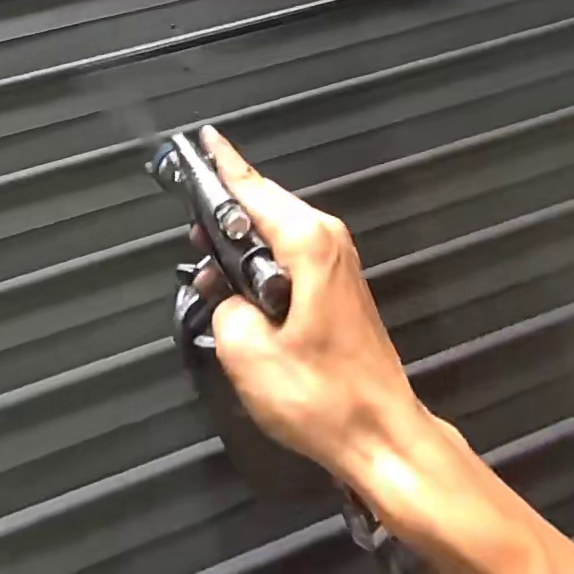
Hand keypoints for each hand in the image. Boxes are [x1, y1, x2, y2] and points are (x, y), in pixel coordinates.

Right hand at [197, 126, 430, 481]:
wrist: (382, 434)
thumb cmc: (323, 396)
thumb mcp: (248, 352)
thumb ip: (223, 305)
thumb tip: (224, 293)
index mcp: (307, 242)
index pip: (252, 189)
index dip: (223, 163)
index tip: (204, 139)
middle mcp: (327, 238)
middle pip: (266, 202)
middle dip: (226, 206)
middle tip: (192, 222)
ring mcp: (338, 257)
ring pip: (279, 226)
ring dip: (242, 235)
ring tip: (208, 254)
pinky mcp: (339, 280)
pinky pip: (292, 248)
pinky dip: (262, 255)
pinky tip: (241, 278)